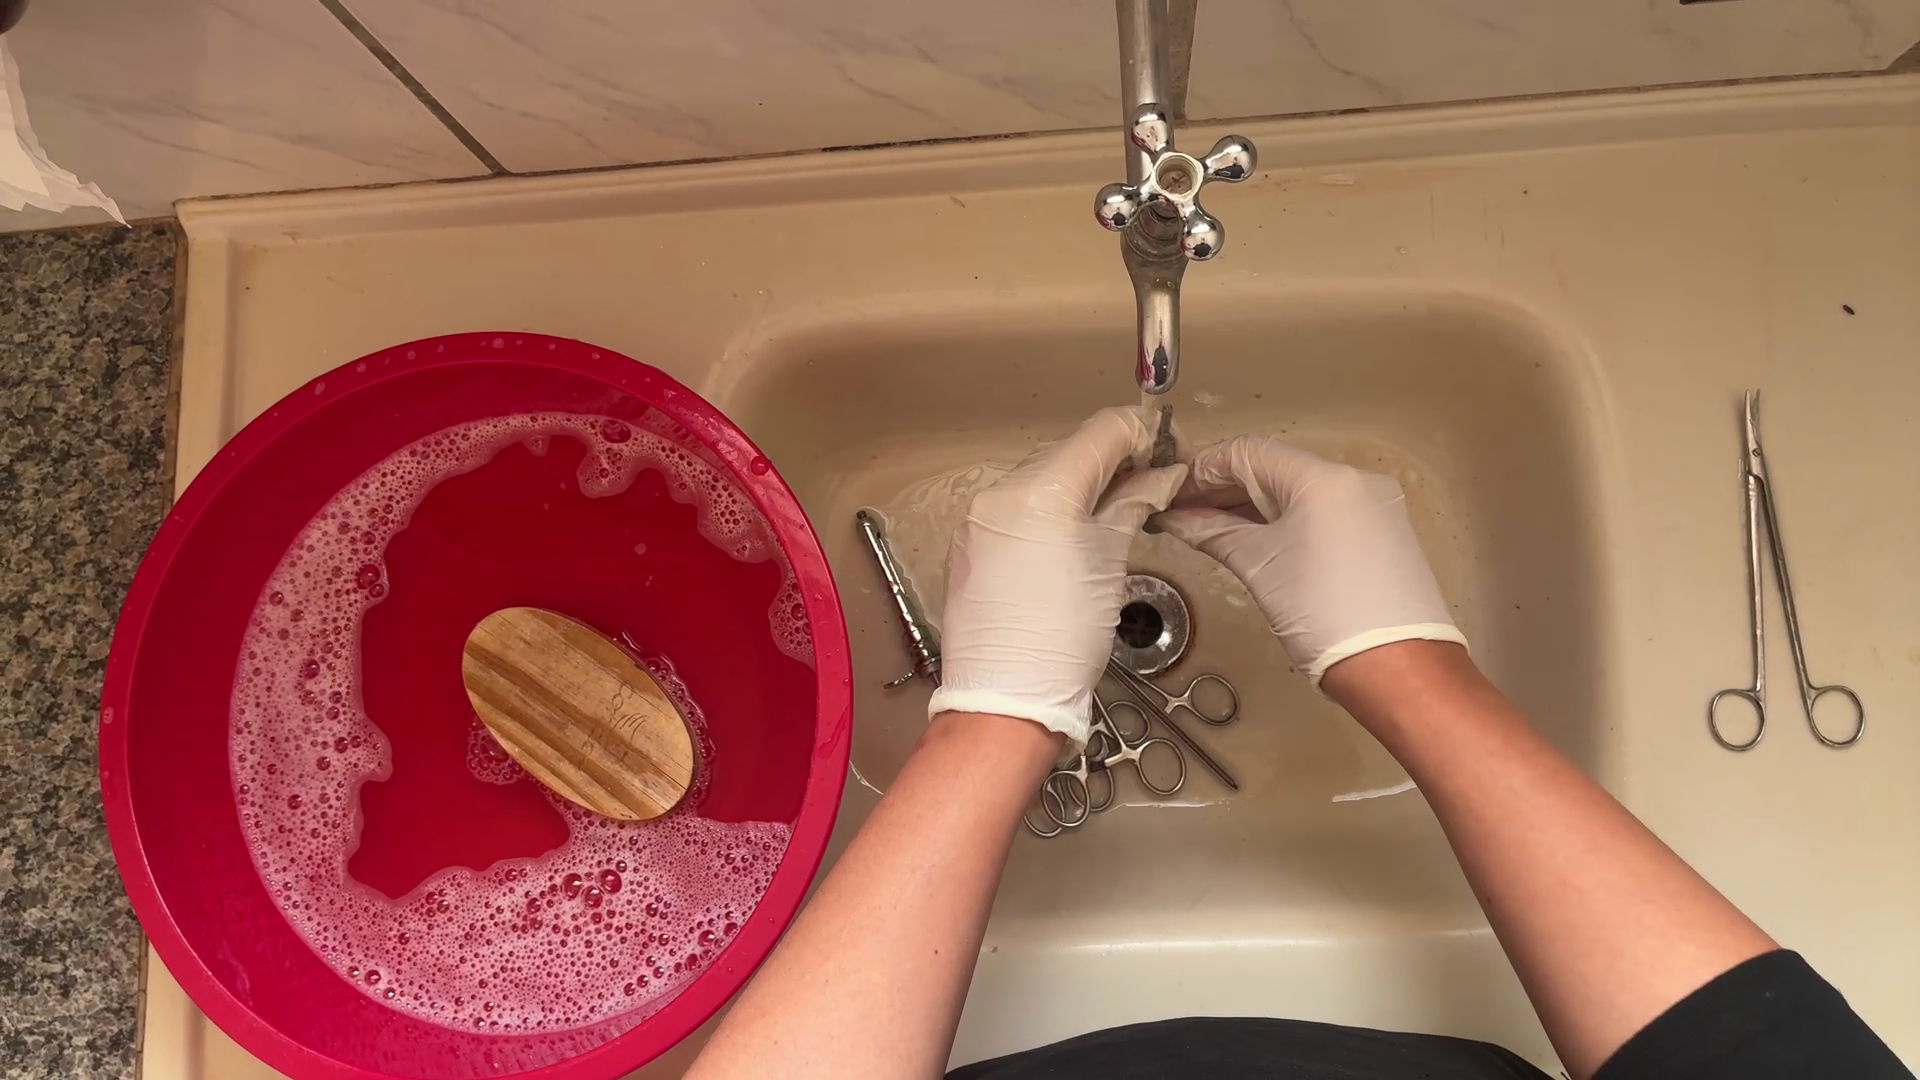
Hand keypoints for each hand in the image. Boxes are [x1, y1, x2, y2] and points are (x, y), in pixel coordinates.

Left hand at [928, 407, 1188, 744]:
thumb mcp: (1110, 563)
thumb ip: (1134, 504)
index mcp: (1040, 490)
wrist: (1003, 699)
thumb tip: (1162, 474)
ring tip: (1113, 509)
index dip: (1143, 434)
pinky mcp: (967, 544)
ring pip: (1039, 479)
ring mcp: (977, 518)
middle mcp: (999, 492)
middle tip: (1150, 482)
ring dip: (1079, 484)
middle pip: (1067, 452)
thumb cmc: (1066, 635)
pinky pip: (1014, 509)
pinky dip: (1046, 510)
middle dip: (1112, 460)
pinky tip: (1068, 534)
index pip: (1102, 431)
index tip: (1169, 451)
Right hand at [1154, 435, 1464, 685]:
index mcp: (1321, 478)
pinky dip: (1278, 521)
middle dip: (1222, 488)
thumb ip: (1211, 532)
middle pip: (1272, 468)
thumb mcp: (1257, 566)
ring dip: (1247, 506)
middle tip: (1179, 512)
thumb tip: (1173, 518)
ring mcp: (1371, 506)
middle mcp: (1352, 479)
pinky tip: (1249, 538)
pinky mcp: (1379, 533)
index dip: (1202, 469)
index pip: (1247, 452)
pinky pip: (1317, 513)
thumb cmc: (1321, 611)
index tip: (1169, 494)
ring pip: (1294, 492)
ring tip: (1205, 528)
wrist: (1399, 669)